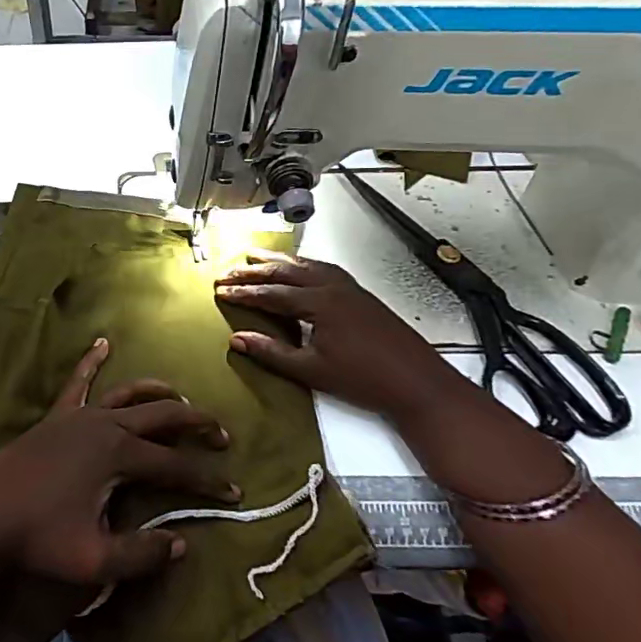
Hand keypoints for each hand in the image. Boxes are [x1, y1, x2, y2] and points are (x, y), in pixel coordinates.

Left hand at [0, 339, 240, 586]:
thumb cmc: (38, 538)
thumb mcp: (95, 560)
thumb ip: (142, 553)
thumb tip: (181, 544)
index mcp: (119, 456)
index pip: (176, 466)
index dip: (208, 480)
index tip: (236, 491)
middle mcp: (105, 425)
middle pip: (162, 417)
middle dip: (196, 424)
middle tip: (221, 436)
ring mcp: (79, 415)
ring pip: (128, 393)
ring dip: (158, 392)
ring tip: (181, 396)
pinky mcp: (57, 415)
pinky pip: (78, 381)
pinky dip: (92, 360)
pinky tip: (103, 343)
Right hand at [216, 251, 478, 424]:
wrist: (419, 384)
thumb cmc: (366, 380)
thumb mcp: (312, 371)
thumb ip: (272, 353)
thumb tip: (238, 339)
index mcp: (319, 303)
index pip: (271, 293)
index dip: (243, 292)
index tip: (221, 291)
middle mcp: (334, 287)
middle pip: (285, 272)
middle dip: (254, 271)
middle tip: (229, 271)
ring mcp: (350, 288)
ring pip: (306, 265)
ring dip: (278, 261)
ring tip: (256, 256)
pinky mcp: (361, 295)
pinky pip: (324, 269)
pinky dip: (303, 264)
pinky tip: (300, 268)